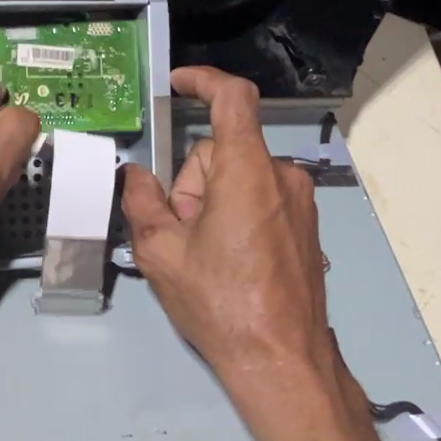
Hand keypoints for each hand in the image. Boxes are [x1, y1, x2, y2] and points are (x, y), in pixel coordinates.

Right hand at [121, 66, 336, 399]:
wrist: (281, 359)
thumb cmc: (220, 304)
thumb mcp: (161, 253)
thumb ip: (141, 202)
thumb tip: (134, 175)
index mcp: (247, 172)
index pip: (232, 99)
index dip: (203, 81)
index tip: (178, 84)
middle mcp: (282, 176)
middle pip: (220, 152)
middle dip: (191, 184)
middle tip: (181, 235)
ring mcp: (300, 201)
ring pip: (238, 178)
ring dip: (211, 203)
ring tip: (203, 256)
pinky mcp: (305, 225)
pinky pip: (259, 199)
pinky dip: (234, 215)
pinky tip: (227, 261)